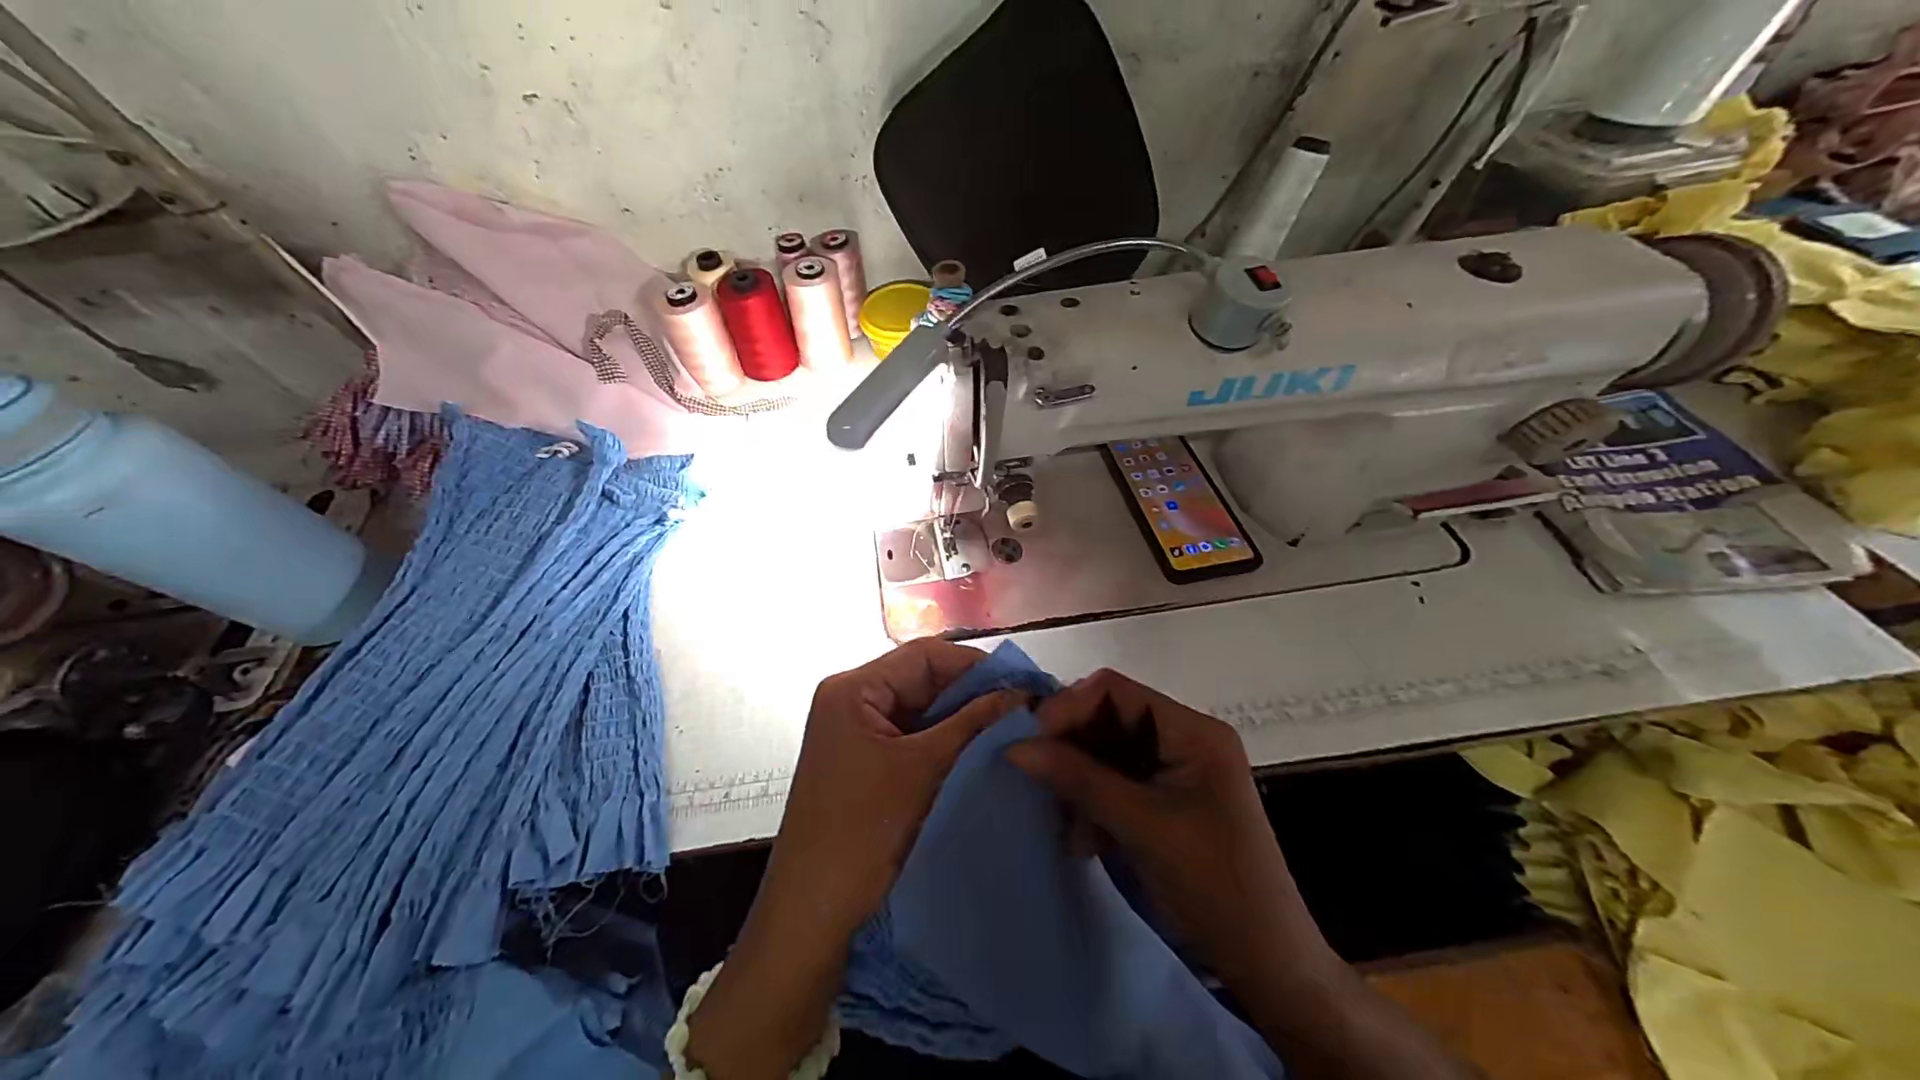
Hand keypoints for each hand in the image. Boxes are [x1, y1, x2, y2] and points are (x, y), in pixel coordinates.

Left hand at [686, 640, 1019, 1079]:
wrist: (813, 919)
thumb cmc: (862, 834)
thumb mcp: (922, 770)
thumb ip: (972, 723)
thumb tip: (1022, 691)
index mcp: (852, 689)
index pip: (925, 656)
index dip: (977, 665)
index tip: (1027, 683)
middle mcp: (850, 701)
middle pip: (923, 680)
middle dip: (974, 693)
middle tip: (1029, 709)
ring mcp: (857, 734)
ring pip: (922, 711)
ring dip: (964, 720)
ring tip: (1015, 729)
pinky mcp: (866, 764)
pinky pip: (914, 739)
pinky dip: (947, 743)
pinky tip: (984, 753)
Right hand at [1006, 672, 1477, 1079]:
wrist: (1266, 963)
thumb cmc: (1214, 884)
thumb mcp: (1142, 826)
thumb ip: (1079, 780)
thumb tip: (1015, 746)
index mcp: (1193, 731)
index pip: (1115, 691)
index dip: (1068, 707)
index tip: (1029, 741)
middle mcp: (1182, 740)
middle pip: (1107, 720)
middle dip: (1069, 749)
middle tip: (1035, 780)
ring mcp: (1173, 772)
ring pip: (1104, 755)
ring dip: (1076, 784)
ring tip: (1062, 822)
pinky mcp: (1163, 804)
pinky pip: (1112, 786)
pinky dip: (1090, 806)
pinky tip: (1082, 842)